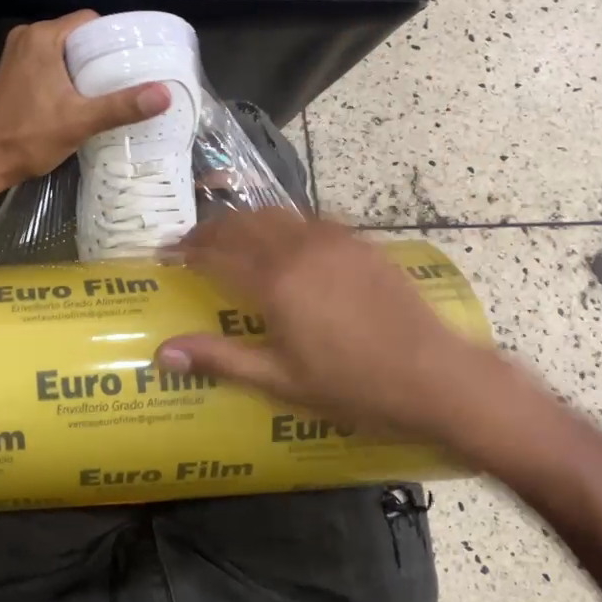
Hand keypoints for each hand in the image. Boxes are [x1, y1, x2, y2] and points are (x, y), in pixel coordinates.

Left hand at [0, 11, 170, 189]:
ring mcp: (15, 54)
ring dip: (83, 67)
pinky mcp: (11, 72)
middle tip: (128, 76)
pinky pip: (47, 63)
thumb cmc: (29, 137)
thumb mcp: (80, 121)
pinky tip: (81, 97)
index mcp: (41, 37)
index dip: (113, 37)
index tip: (134, 57)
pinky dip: (64, 75)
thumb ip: (122, 105)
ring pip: (61, 50)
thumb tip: (165, 93)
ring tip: (110, 88)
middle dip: (100, 54)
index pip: (88, 21)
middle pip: (76, 35)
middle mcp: (26, 37)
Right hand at [154, 211, 499, 442]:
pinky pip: (311, 219)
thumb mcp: (281, 381)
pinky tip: (287, 242)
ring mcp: (334, 240)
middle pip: (241, 224)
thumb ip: (220, 359)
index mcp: (274, 280)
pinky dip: (285, 223)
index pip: (215, 252)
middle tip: (191, 246)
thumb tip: (163, 353)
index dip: (185, 250)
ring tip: (231, 239)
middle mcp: (299, 248)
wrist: (438, 379)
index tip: (164, 254)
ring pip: (276, 214)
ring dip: (245, 222)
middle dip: (210, 231)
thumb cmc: (355, 386)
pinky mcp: (361, 243)